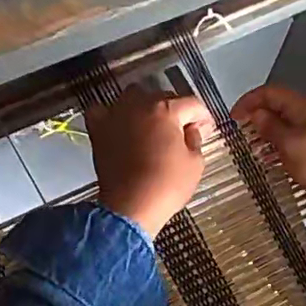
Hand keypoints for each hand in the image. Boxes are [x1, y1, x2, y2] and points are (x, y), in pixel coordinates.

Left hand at [88, 86, 212, 236]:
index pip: (192, 104)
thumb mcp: (195, 164)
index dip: (203, 117)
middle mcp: (139, 105)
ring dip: (147, 108)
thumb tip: (192, 131)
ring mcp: (116, 115)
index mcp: (166, 110)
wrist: (130, 207)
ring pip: (134, 98)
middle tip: (184, 132)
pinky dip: (113, 114)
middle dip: (176, 112)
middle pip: (163, 98)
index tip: (206, 127)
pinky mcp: (99, 130)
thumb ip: (196, 140)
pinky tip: (122, 124)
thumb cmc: (164, 187)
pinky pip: (104, 111)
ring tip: (155, 127)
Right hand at [231, 83, 305, 255]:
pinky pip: (290, 140)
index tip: (232, 117)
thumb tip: (255, 114)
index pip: (271, 93)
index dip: (249, 102)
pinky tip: (266, 158)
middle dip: (256, 118)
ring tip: (249, 147)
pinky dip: (275, 146)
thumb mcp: (290, 144)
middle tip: (239, 133)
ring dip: (265, 134)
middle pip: (277, 107)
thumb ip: (270, 127)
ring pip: (282, 125)